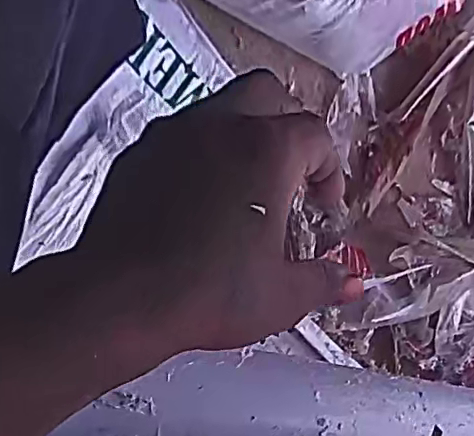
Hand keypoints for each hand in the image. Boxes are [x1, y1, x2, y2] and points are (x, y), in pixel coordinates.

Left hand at [75, 71, 363, 362]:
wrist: (124, 301)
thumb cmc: (208, 297)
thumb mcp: (281, 299)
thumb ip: (322, 282)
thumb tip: (349, 282)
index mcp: (266, 151)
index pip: (315, 136)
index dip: (328, 171)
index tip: (324, 206)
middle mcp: (220, 127)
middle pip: (268, 96)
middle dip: (288, 131)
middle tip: (291, 178)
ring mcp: (173, 136)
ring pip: (219, 112)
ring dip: (241, 141)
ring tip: (244, 195)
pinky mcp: (138, 157)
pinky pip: (178, 142)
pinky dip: (199, 161)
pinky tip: (198, 207)